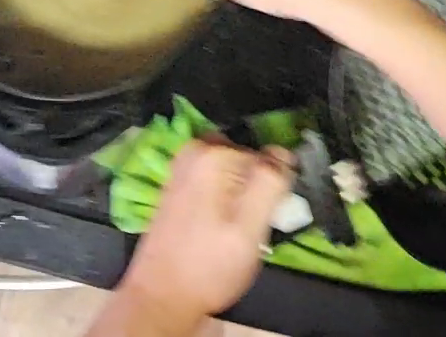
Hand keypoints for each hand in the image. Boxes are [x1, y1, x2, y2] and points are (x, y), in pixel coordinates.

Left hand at [117, 137, 296, 326]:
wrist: (162, 295)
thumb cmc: (209, 266)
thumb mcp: (249, 229)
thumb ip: (269, 184)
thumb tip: (282, 152)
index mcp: (213, 154)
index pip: (266, 156)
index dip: (274, 186)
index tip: (270, 213)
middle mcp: (195, 150)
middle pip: (246, 158)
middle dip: (255, 185)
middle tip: (251, 221)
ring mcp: (183, 166)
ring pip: (231, 168)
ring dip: (240, 191)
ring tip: (234, 225)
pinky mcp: (178, 182)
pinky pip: (214, 176)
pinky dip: (223, 194)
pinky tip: (219, 224)